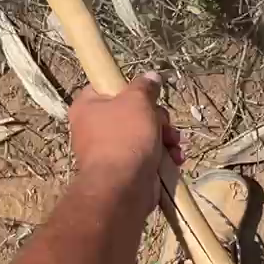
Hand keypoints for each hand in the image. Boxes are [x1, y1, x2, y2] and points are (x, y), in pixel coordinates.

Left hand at [68, 74, 181, 212]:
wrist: (123, 187)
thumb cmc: (125, 137)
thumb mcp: (137, 101)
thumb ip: (145, 86)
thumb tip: (151, 76)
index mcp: (88, 106)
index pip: (107, 86)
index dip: (130, 88)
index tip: (147, 93)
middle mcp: (95, 128)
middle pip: (133, 111)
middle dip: (158, 118)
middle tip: (164, 125)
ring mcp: (111, 150)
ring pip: (145, 134)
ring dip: (165, 137)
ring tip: (174, 144)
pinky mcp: (126, 169)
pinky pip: (148, 155)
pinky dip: (163, 156)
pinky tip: (175, 159)